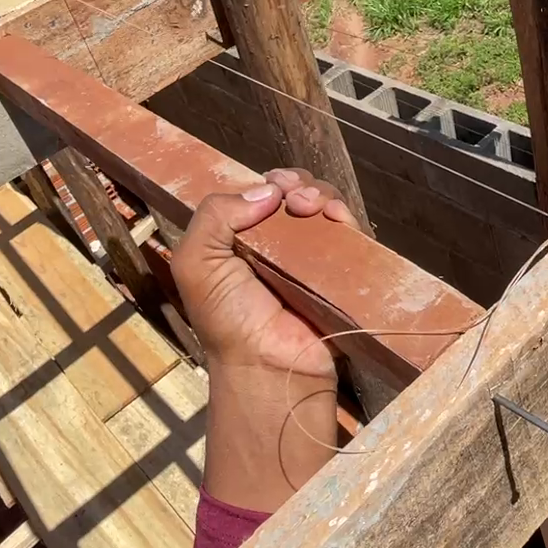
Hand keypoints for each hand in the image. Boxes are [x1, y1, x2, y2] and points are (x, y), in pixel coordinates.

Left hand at [171, 168, 355, 511]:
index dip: (272, 182)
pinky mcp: (342, 272)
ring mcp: (314, 257)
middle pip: (297, 192)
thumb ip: (214, 215)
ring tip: (314, 209)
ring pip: (325, 206)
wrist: (268, 364)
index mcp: (242, 237)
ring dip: (322, 195)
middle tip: (297, 201)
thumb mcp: (197, 263)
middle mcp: (280, 243)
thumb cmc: (227, 318)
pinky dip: (346, 217)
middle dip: (299, 185)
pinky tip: (338, 219)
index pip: (262, 193)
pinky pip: (350, 234)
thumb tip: (268, 190)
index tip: (276, 187)